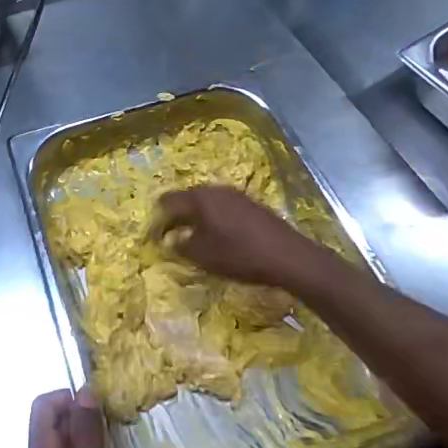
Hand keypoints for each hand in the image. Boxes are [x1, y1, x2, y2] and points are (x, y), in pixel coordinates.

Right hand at [154, 186, 340, 289]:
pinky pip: (224, 208)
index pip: (167, 202)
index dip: (158, 219)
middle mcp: (215, 190)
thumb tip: (171, 240)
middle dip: (177, 216)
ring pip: (207, 203)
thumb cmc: (239, 254)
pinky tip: (221, 237)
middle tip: (173, 236)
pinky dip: (216, 220)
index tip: (156, 237)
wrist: (291, 258)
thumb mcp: (202, 255)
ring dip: (198, 218)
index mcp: (198, 197)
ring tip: (196, 238)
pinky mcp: (252, 205)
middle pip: (187, 199)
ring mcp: (236, 195)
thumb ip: (180, 245)